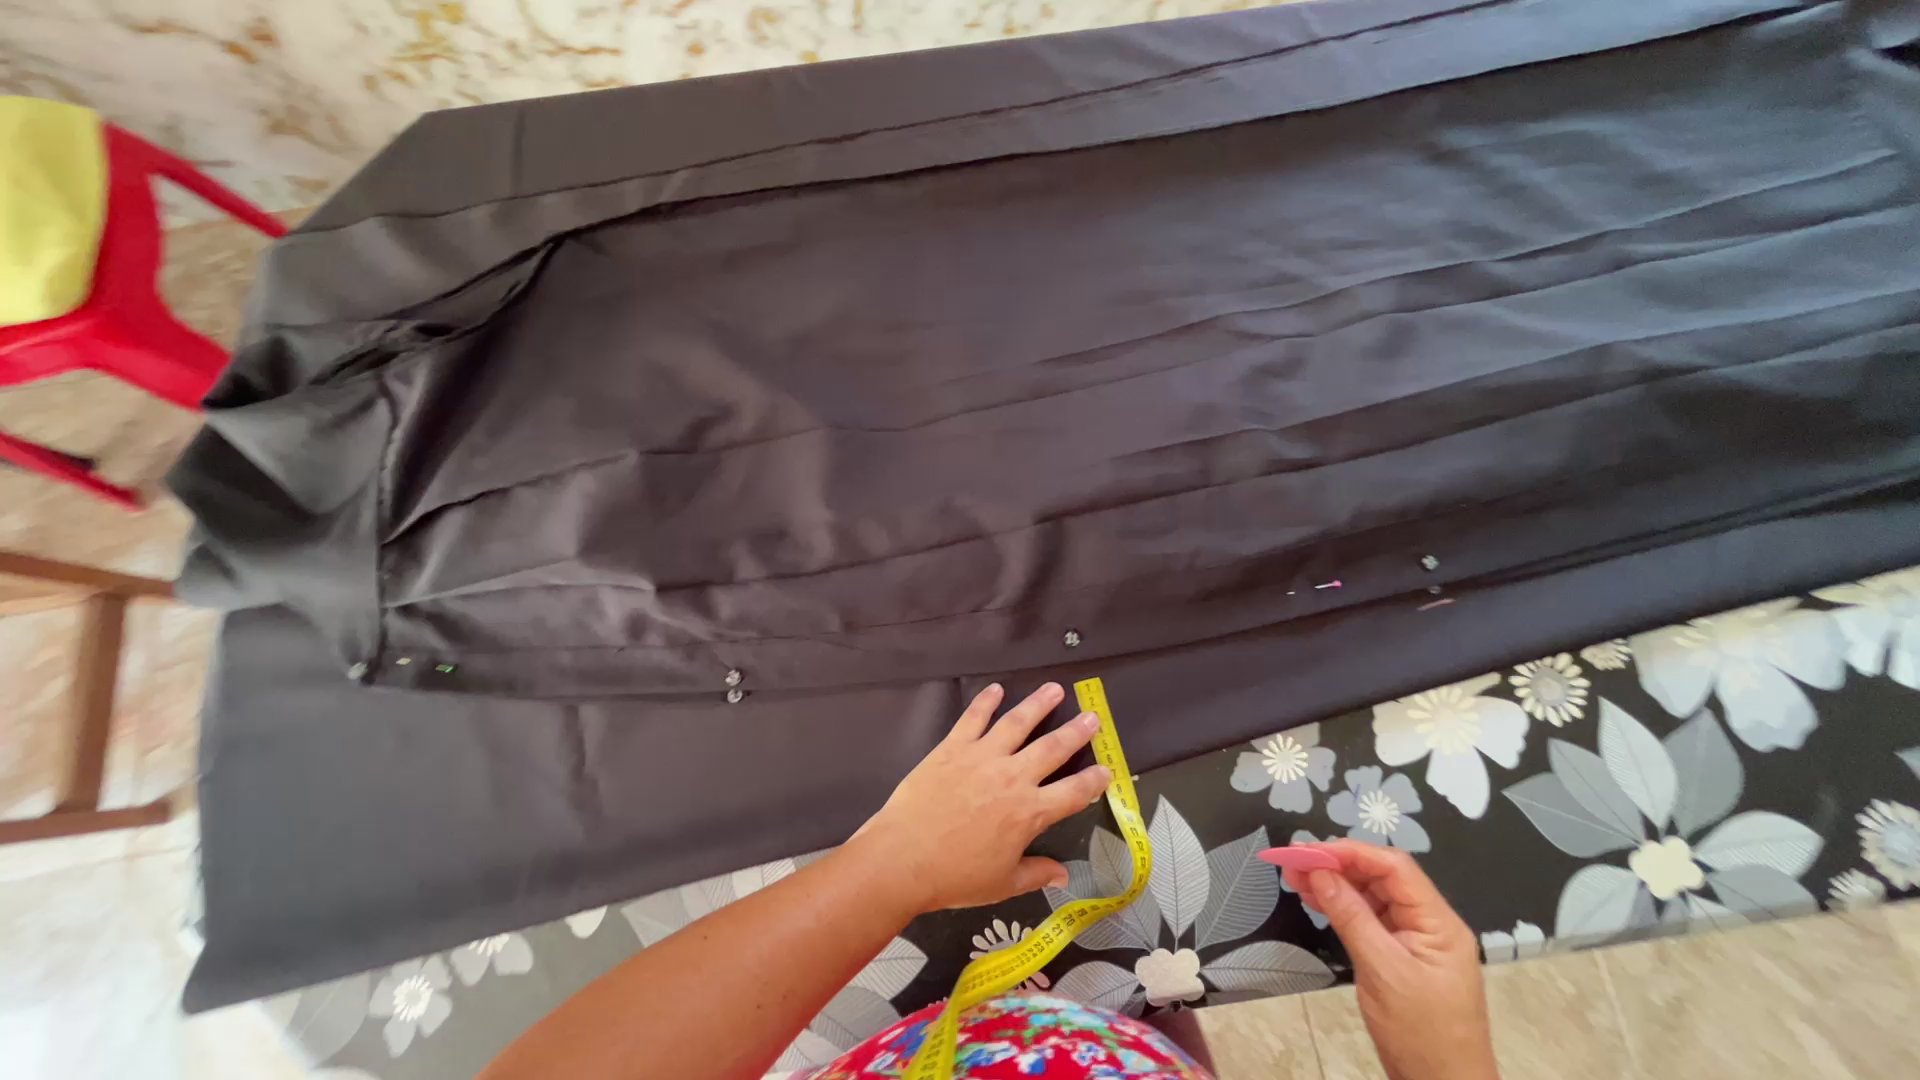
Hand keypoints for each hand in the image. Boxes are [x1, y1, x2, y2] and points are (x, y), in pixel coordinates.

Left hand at [849, 682, 1111, 912]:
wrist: (904, 858)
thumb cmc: (956, 877)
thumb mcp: (1002, 884)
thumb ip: (1036, 873)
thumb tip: (1063, 875)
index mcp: (1029, 813)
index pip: (1073, 793)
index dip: (1094, 781)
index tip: (1107, 770)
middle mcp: (1012, 778)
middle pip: (1052, 748)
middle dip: (1076, 732)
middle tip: (1091, 716)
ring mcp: (982, 757)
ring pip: (1017, 723)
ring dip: (1038, 704)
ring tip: (1053, 689)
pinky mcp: (953, 747)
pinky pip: (973, 718)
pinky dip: (986, 701)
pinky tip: (996, 689)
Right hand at [1284, 840, 1498, 1079]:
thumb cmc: (1421, 1033)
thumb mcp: (1382, 971)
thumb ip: (1351, 916)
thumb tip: (1318, 871)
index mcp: (1437, 921)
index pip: (1393, 867)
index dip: (1349, 852)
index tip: (1307, 851)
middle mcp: (1428, 923)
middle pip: (1380, 877)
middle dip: (1336, 864)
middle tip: (1291, 861)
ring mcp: (1413, 940)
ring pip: (1370, 895)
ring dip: (1333, 882)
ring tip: (1293, 876)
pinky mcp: (1399, 956)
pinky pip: (1367, 918)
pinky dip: (1340, 906)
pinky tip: (1314, 898)